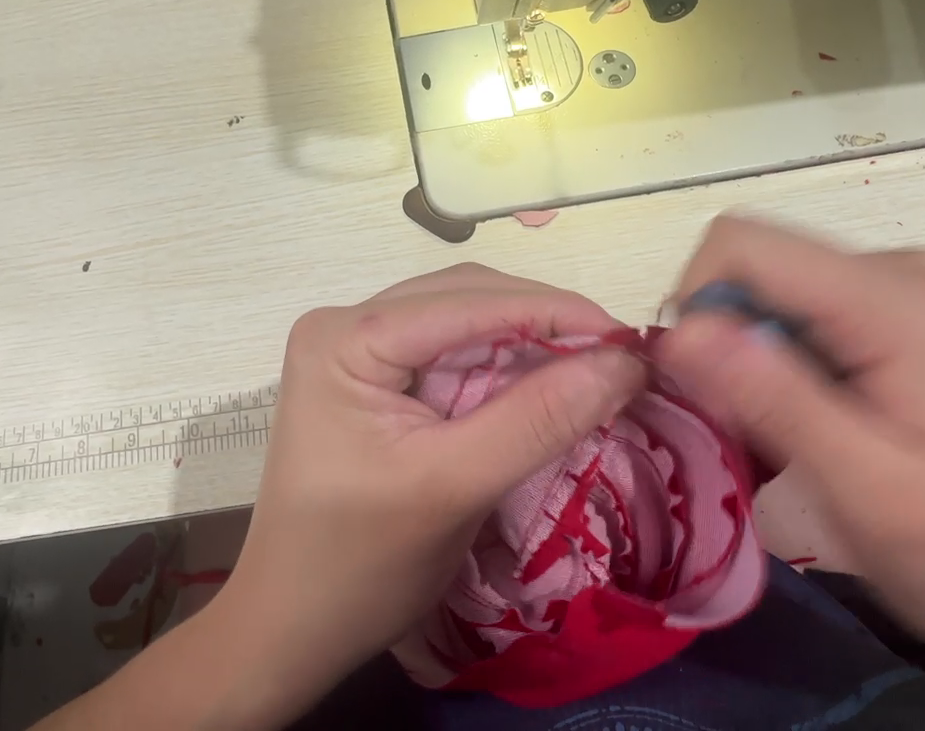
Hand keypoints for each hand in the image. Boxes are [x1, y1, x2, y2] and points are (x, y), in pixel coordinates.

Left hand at [212, 264, 646, 716]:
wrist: (293, 623)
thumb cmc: (358, 564)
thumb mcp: (452, 488)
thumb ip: (535, 420)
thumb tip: (624, 362)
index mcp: (344, 338)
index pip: (464, 303)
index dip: (552, 311)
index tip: (631, 338)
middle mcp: (345, 324)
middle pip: (462, 300)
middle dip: (542, 322)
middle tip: (619, 357)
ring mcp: (357, 349)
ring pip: (461, 321)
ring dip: (527, 341)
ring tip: (593, 368)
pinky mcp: (374, 377)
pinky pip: (450, 353)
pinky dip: (501, 366)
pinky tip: (543, 384)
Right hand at [653, 215, 924, 728]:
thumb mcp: (874, 493)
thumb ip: (778, 401)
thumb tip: (680, 331)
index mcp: (899, 299)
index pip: (742, 245)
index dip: (697, 307)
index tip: (709, 391)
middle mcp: (898, 269)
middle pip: (749, 265)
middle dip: (722, 342)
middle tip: (750, 430)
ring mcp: (898, 287)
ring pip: (762, 290)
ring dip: (746, 360)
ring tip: (785, 437)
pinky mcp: (892, 312)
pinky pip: (791, 311)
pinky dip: (773, 364)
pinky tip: (809, 422)